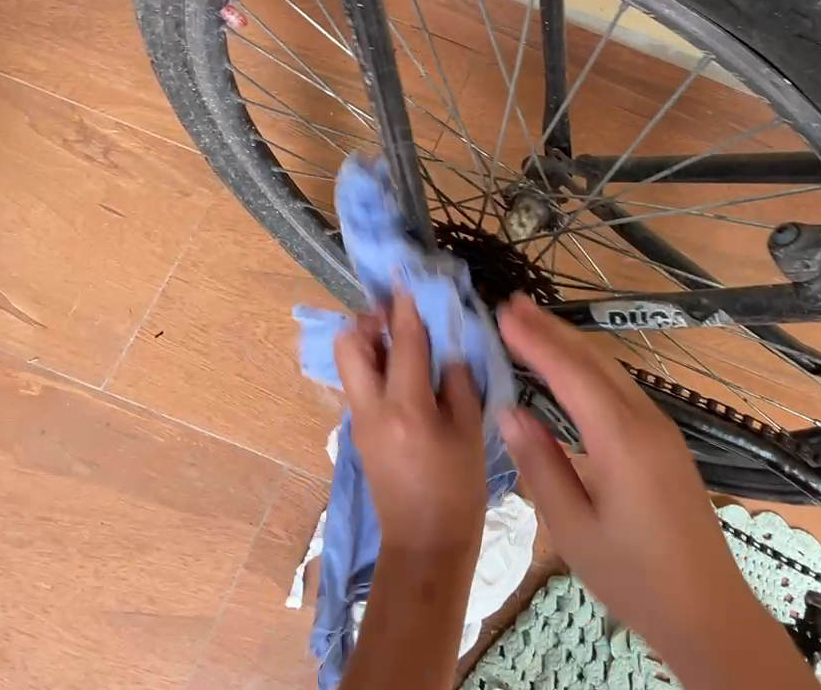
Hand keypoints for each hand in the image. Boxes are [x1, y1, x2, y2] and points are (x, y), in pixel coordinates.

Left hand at [334, 294, 486, 560]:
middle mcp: (372, 409)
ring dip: (370, 342)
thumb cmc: (458, 490)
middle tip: (399, 314)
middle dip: (370, 320)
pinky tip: (405, 371)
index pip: (404, 343)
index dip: (405, 306)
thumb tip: (449, 352)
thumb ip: (459, 384)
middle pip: (351, 345)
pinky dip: (375, 366)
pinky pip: (360, 384)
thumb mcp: (470, 433)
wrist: (424, 544)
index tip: (404, 276)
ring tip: (402, 339)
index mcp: (407, 408)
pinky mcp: (358, 433)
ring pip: (350, 364)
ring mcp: (359, 422)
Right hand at [495, 295, 817, 689]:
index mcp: (621, 439)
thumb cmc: (634, 578)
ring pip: (611, 370)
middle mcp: (645, 420)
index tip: (503, 312)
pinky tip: (573, 368)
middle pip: (594, 360)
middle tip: (513, 303)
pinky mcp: (666, 441)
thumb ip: (541, 465)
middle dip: (553, 329)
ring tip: (535, 323)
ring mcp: (661, 428)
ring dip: (572, 344)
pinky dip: (590, 367)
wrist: (707, 610)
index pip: (571, 373)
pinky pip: (623, 388)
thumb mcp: (573, 530)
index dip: (535, 340)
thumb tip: (511, 412)